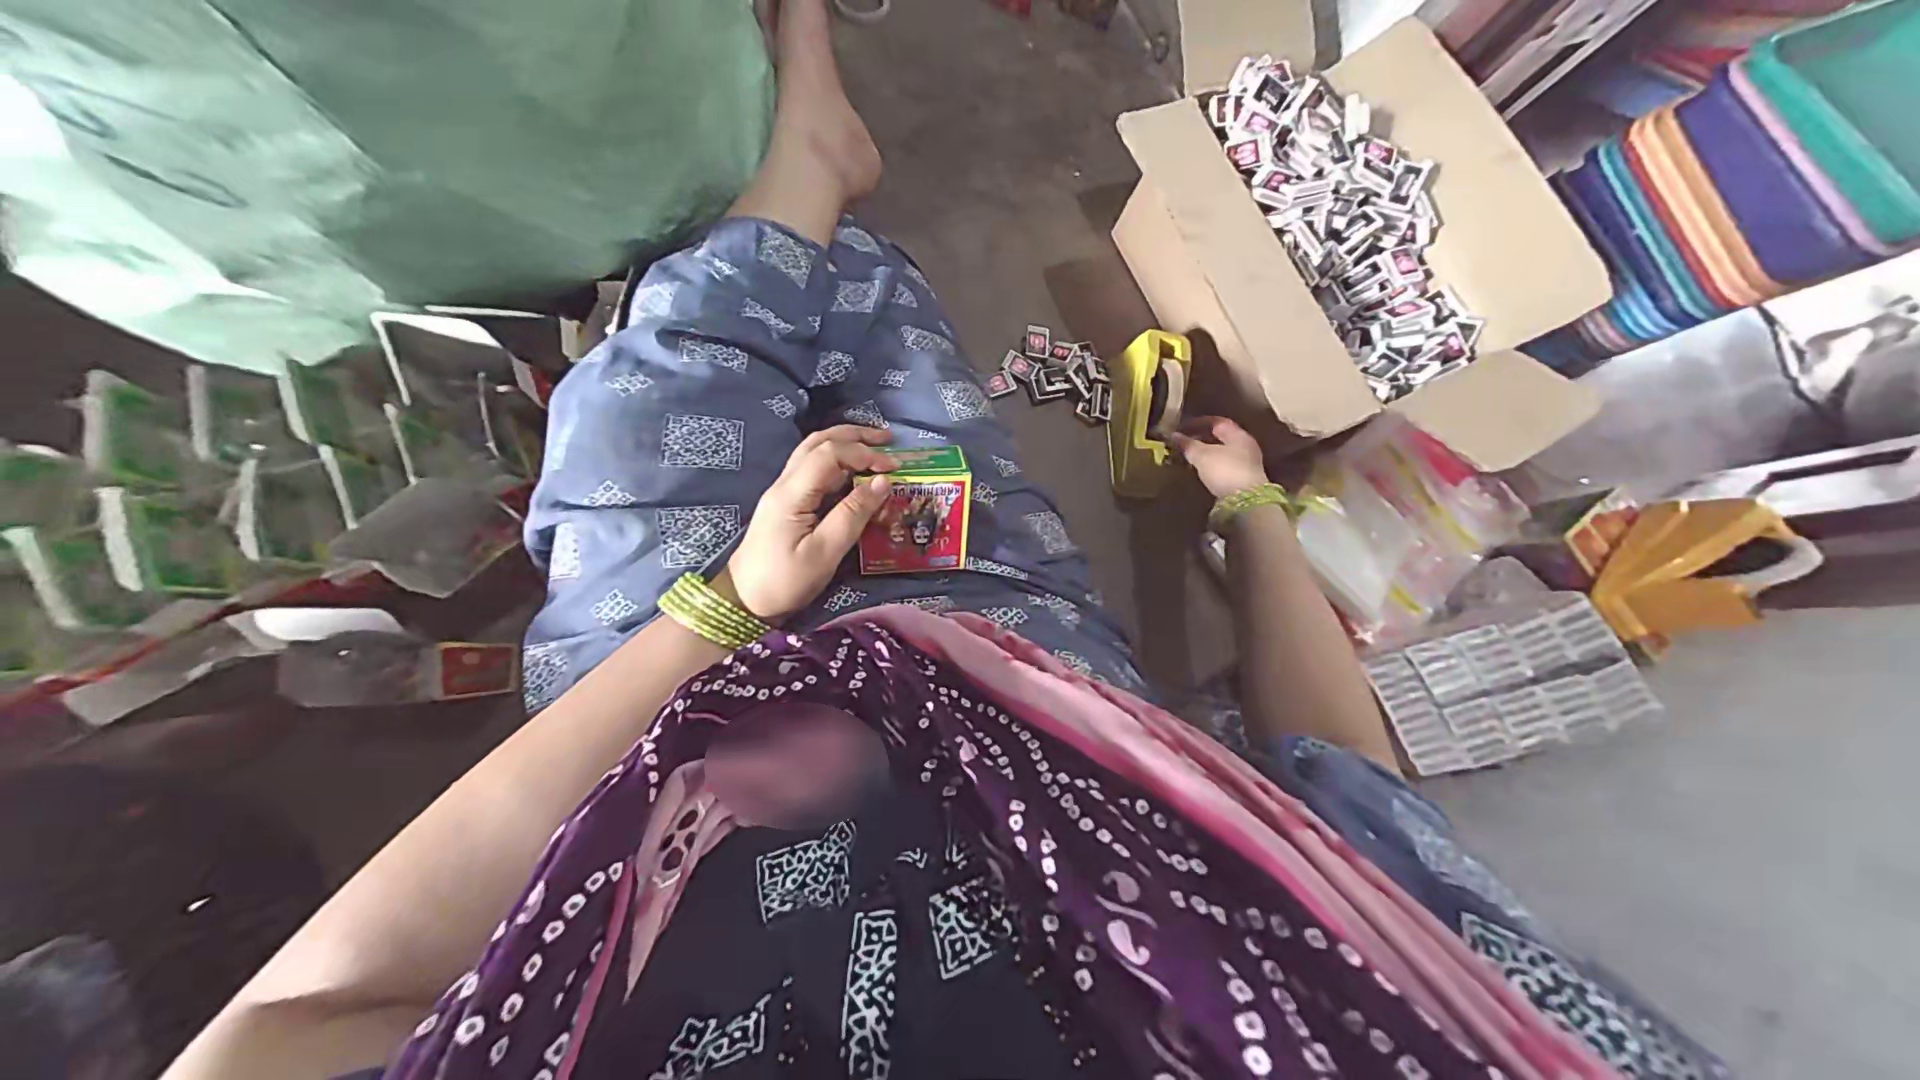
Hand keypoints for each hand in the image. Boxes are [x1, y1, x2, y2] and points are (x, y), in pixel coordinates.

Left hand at [726, 425, 897, 621]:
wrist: (744, 601)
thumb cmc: (785, 581)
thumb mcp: (825, 553)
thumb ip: (853, 514)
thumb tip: (882, 482)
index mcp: (792, 493)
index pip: (830, 454)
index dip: (864, 453)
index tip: (894, 467)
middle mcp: (785, 483)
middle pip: (818, 442)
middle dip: (855, 437)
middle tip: (889, 440)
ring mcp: (783, 491)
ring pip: (813, 451)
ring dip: (845, 444)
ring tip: (875, 447)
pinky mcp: (786, 503)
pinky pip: (812, 469)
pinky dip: (837, 460)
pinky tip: (854, 470)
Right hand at [1167, 416, 1270, 498]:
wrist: (1246, 500)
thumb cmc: (1225, 470)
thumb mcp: (1202, 455)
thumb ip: (1188, 444)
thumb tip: (1174, 436)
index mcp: (1238, 434)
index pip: (1217, 421)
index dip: (1199, 422)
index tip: (1183, 426)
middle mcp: (1245, 445)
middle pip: (1221, 437)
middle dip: (1202, 438)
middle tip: (1184, 442)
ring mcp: (1247, 463)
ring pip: (1223, 452)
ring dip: (1207, 452)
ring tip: (1190, 456)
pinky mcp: (1244, 478)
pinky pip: (1224, 465)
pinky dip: (1212, 464)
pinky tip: (1201, 469)